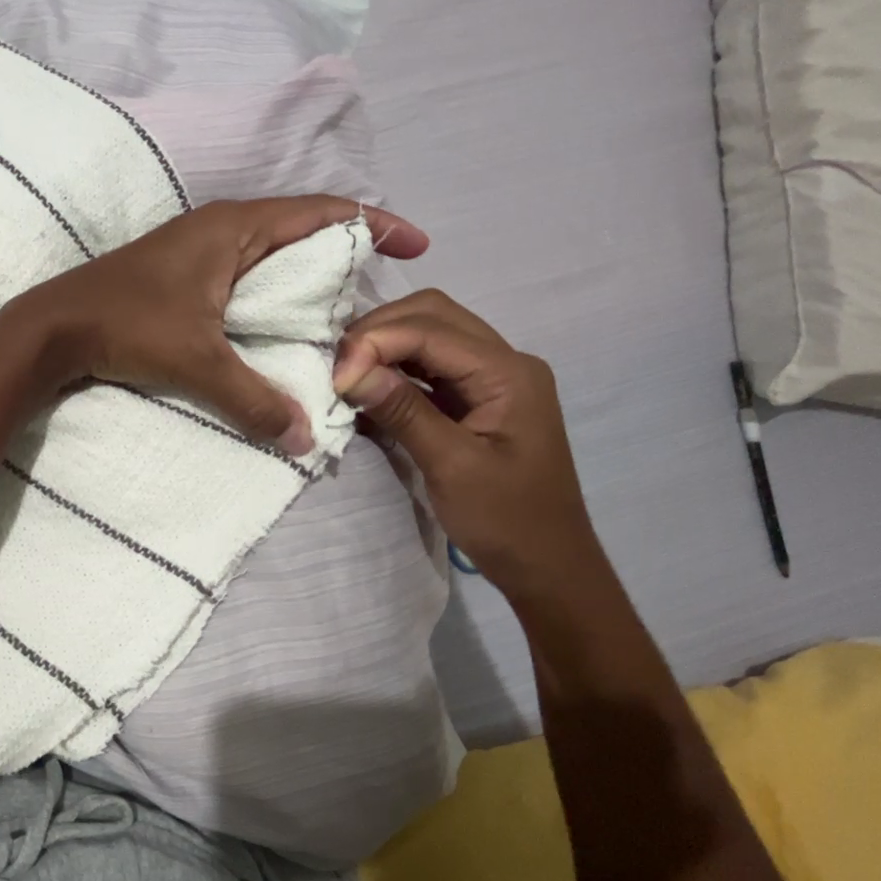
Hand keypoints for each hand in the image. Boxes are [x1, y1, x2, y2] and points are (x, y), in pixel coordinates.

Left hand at [7, 196, 428, 454]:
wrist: (52, 327)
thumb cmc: (127, 327)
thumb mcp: (196, 364)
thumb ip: (254, 401)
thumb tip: (303, 439)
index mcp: (234, 228)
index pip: (322, 212)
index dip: (375, 224)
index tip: (417, 245)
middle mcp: (219, 225)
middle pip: (299, 227)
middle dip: (343, 251)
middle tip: (379, 288)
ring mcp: (196, 245)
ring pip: (268, 249)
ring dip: (304, 270)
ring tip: (339, 307)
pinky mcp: (179, 269)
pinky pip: (243, 267)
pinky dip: (271, 286)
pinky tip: (279, 319)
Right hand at [330, 289, 598, 592]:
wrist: (546, 564)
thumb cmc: (506, 519)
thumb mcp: (450, 466)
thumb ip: (402, 411)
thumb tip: (350, 370)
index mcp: (508, 373)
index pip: (431, 329)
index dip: (375, 343)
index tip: (333, 376)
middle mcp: (504, 363)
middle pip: (432, 316)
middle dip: (378, 331)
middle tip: (333, 366)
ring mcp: (491, 380)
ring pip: (429, 336)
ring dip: (383, 348)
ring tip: (342, 375)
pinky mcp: (475, 401)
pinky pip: (429, 368)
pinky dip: (394, 371)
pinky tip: (364, 391)